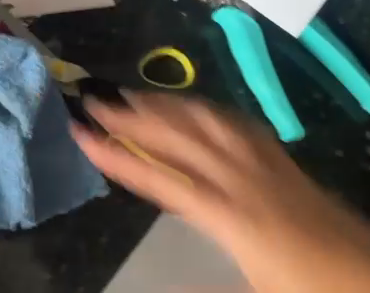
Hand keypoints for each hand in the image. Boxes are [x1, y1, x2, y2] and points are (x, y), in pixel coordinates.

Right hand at [70, 93, 369, 292]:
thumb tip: (152, 284)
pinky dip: (207, 110)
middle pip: (178, 136)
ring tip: (136, 96)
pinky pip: (239, 125)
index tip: (78, 133)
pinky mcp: (291, 169)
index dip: (114, 155)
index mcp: (231, 218)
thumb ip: (203, 288)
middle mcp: (244, 182)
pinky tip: (200, 111)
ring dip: (167, 105)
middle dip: (132, 117)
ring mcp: (271, 170)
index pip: (157, 178)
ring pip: (207, 121)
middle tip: (94, 101)